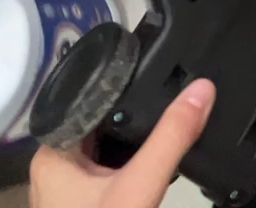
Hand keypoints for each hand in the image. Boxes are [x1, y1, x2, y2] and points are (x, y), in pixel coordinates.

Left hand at [29, 79, 214, 207]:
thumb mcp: (140, 187)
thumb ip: (172, 137)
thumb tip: (203, 86)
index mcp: (53, 154)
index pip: (91, 98)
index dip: (127, 81)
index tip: (162, 62)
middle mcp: (54, 168)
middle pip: (102, 123)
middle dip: (139, 112)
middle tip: (177, 87)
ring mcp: (68, 192)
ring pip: (110, 148)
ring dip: (140, 138)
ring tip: (176, 115)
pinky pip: (113, 170)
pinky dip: (136, 162)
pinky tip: (162, 158)